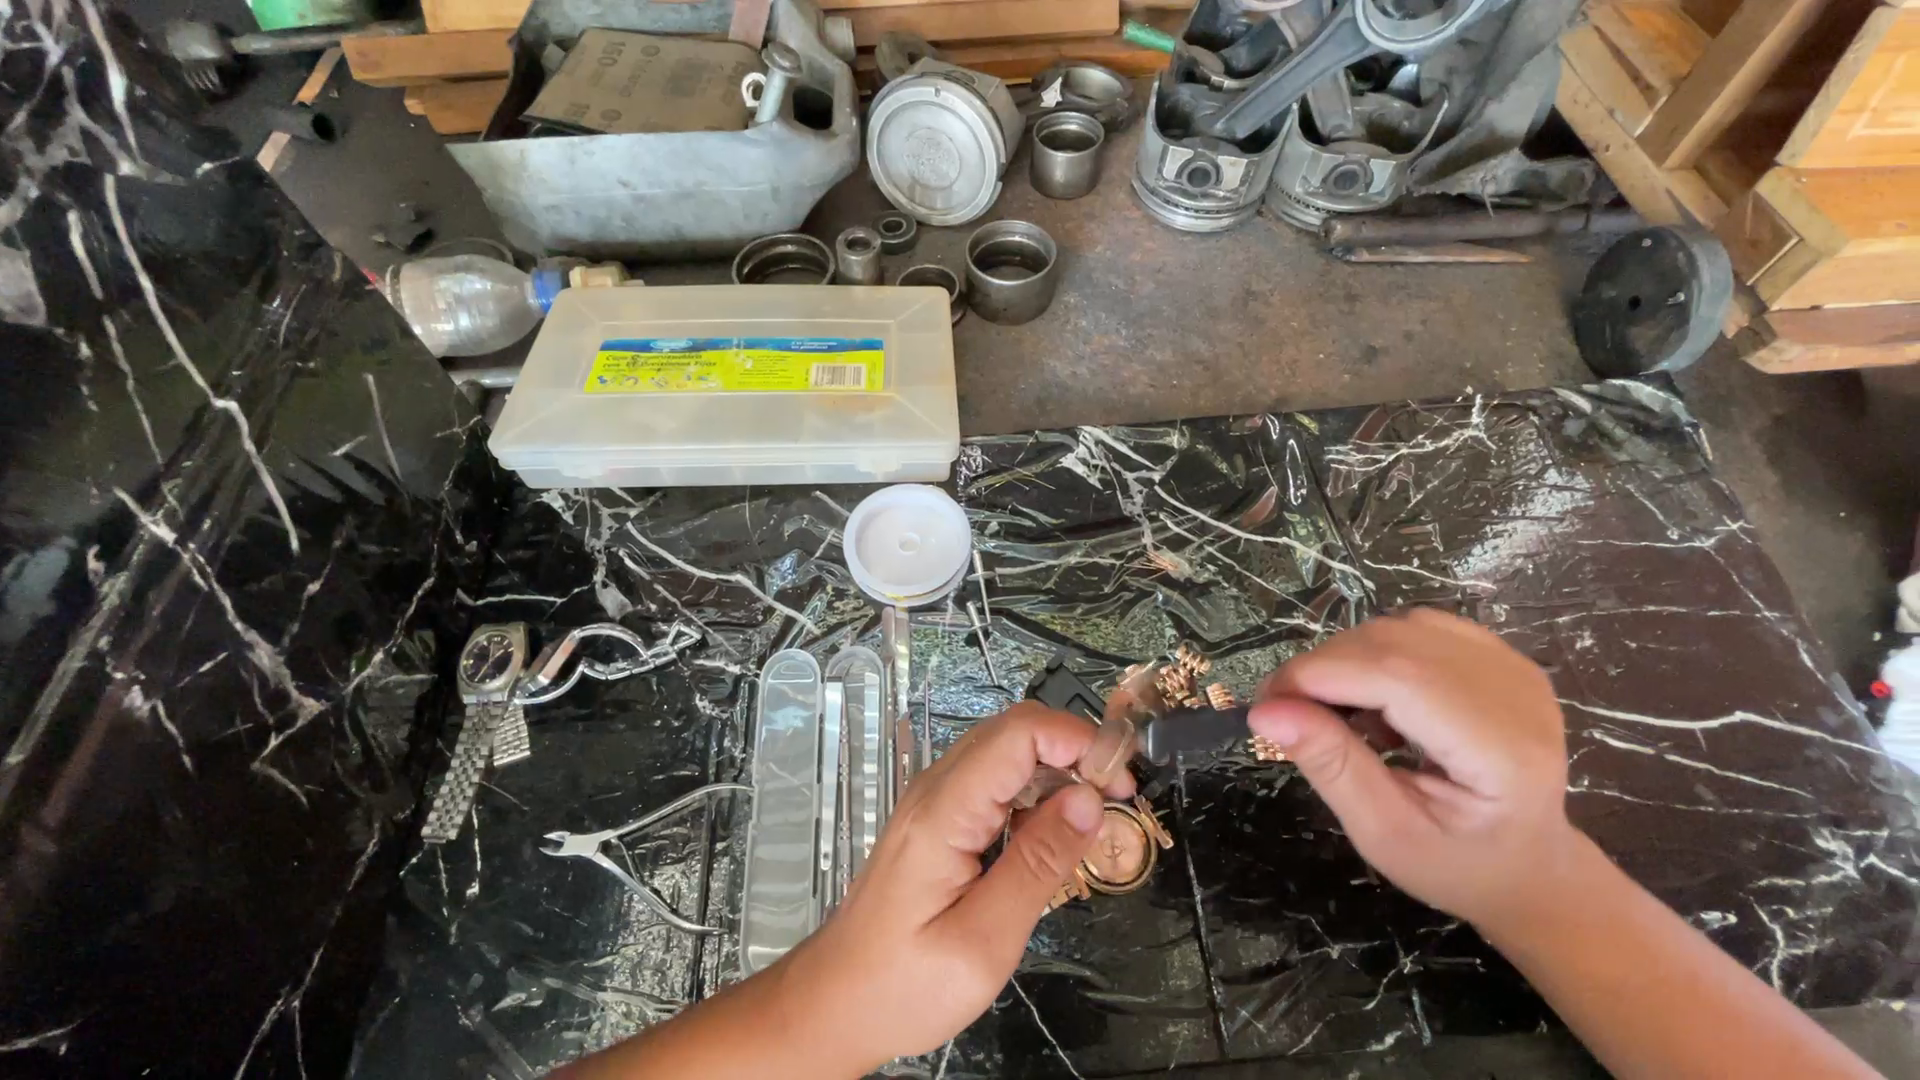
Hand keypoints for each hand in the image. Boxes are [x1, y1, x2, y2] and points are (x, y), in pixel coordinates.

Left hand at [774, 702, 1134, 1070]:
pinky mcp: (938, 819)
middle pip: (1014, 732)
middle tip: (1116, 800)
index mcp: (944, 810)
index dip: (1076, 739)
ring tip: (1093, 820)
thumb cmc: (905, 985)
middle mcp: (937, 789)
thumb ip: (1038, 864)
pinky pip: (993, 782)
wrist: (835, 1003)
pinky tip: (1051, 835)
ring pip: (1006, 753)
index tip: (1119, 781)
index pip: (1018, 732)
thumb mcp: (984, 940)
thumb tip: (1090, 799)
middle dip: (1073, 751)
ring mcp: (934, 800)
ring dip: (1056, 772)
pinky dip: (1033, 794)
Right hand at [1250, 608, 1575, 927]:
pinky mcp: (1498, 657)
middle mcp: (1516, 693)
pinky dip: (1373, 655)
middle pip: (1393, 644)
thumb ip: (1330, 765)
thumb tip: (1265, 711)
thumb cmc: (1455, 864)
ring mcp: (1512, 668)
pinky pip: (1414, 629)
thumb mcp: (1382, 833)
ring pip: (1397, 628)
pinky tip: (1375, 699)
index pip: (1397, 677)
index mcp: (1502, 750)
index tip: (1265, 705)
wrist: (1527, 864)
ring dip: (1345, 661)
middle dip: (1322, 668)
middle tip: (1287, 714)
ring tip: (1339, 715)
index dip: (1319, 675)